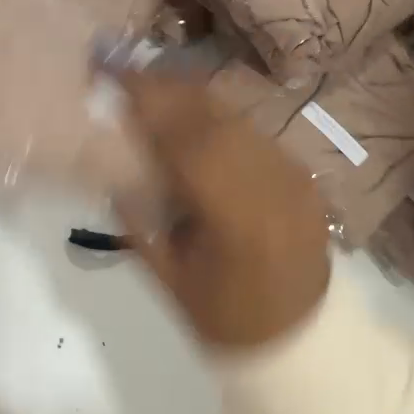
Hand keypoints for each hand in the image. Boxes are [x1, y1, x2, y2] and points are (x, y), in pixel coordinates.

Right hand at [113, 68, 331, 350]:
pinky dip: (215, 114)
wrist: (305, 340)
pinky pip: (251, 129)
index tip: (112, 78)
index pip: (186, 140)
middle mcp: (271, 185)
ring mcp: (292, 176)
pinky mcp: (301, 173)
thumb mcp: (168, 276)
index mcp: (236, 218)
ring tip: (151, 87)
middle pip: (212, 115)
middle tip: (124, 73)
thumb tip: (109, 171)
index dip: (148, 102)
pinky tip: (189, 116)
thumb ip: (137, 221)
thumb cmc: (226, 316)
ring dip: (189, 96)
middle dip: (164, 88)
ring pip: (233, 115)